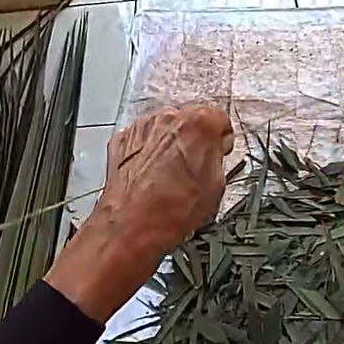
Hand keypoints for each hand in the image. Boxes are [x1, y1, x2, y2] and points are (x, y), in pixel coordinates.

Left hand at [44, 106, 232, 321]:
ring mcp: (143, 127)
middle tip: (195, 169)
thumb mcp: (216, 186)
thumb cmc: (170, 210)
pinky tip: (152, 177)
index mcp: (198, 123)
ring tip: (171, 177)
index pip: (219, 119)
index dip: (220, 139)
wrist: (131, 225)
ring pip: (164, 130)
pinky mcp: (123, 140)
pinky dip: (148, 153)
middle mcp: (169, 118)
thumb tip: (214, 153)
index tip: (219, 151)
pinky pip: (143, 141)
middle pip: (190, 121)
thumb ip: (217, 157)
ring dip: (169, 147)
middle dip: (193, 141)